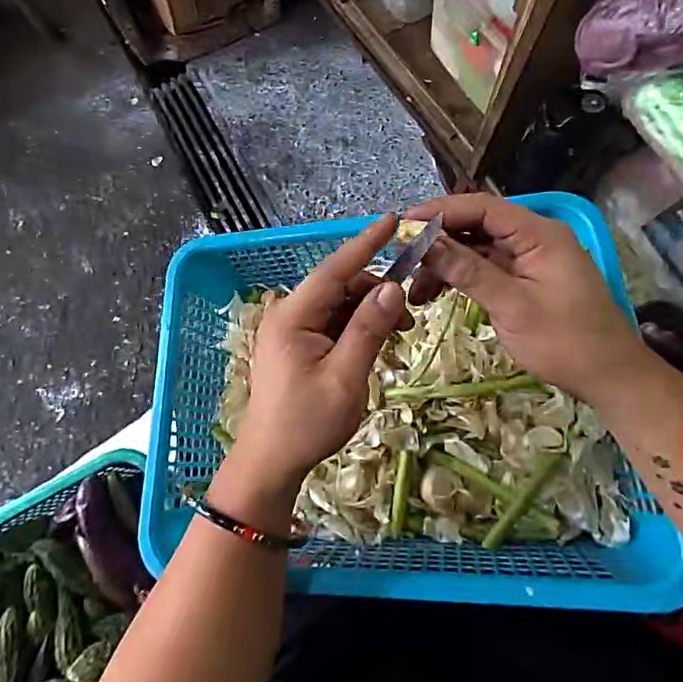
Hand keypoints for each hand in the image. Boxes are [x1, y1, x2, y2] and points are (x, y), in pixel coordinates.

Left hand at [212, 214, 405, 529]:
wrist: (271, 462)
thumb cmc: (306, 423)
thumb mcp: (345, 377)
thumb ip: (368, 329)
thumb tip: (393, 288)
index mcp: (293, 315)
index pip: (334, 268)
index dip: (366, 243)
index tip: (393, 219)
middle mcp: (288, 313)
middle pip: (340, 286)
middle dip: (376, 293)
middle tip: (410, 317)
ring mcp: (291, 328)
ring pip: (339, 304)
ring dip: (369, 313)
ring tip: (399, 335)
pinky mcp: (297, 342)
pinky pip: (332, 322)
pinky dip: (356, 327)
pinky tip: (376, 342)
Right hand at [406, 194, 657, 406]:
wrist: (611, 378)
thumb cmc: (567, 342)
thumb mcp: (513, 307)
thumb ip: (468, 272)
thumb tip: (425, 244)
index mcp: (538, 233)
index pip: (481, 207)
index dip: (440, 212)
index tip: (404, 226)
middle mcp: (532, 237)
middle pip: (474, 224)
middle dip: (436, 240)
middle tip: (402, 259)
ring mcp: (526, 257)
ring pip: (473, 246)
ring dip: (443, 262)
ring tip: (415, 288)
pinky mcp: (521, 277)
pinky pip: (481, 266)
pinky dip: (457, 276)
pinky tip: (433, 293)